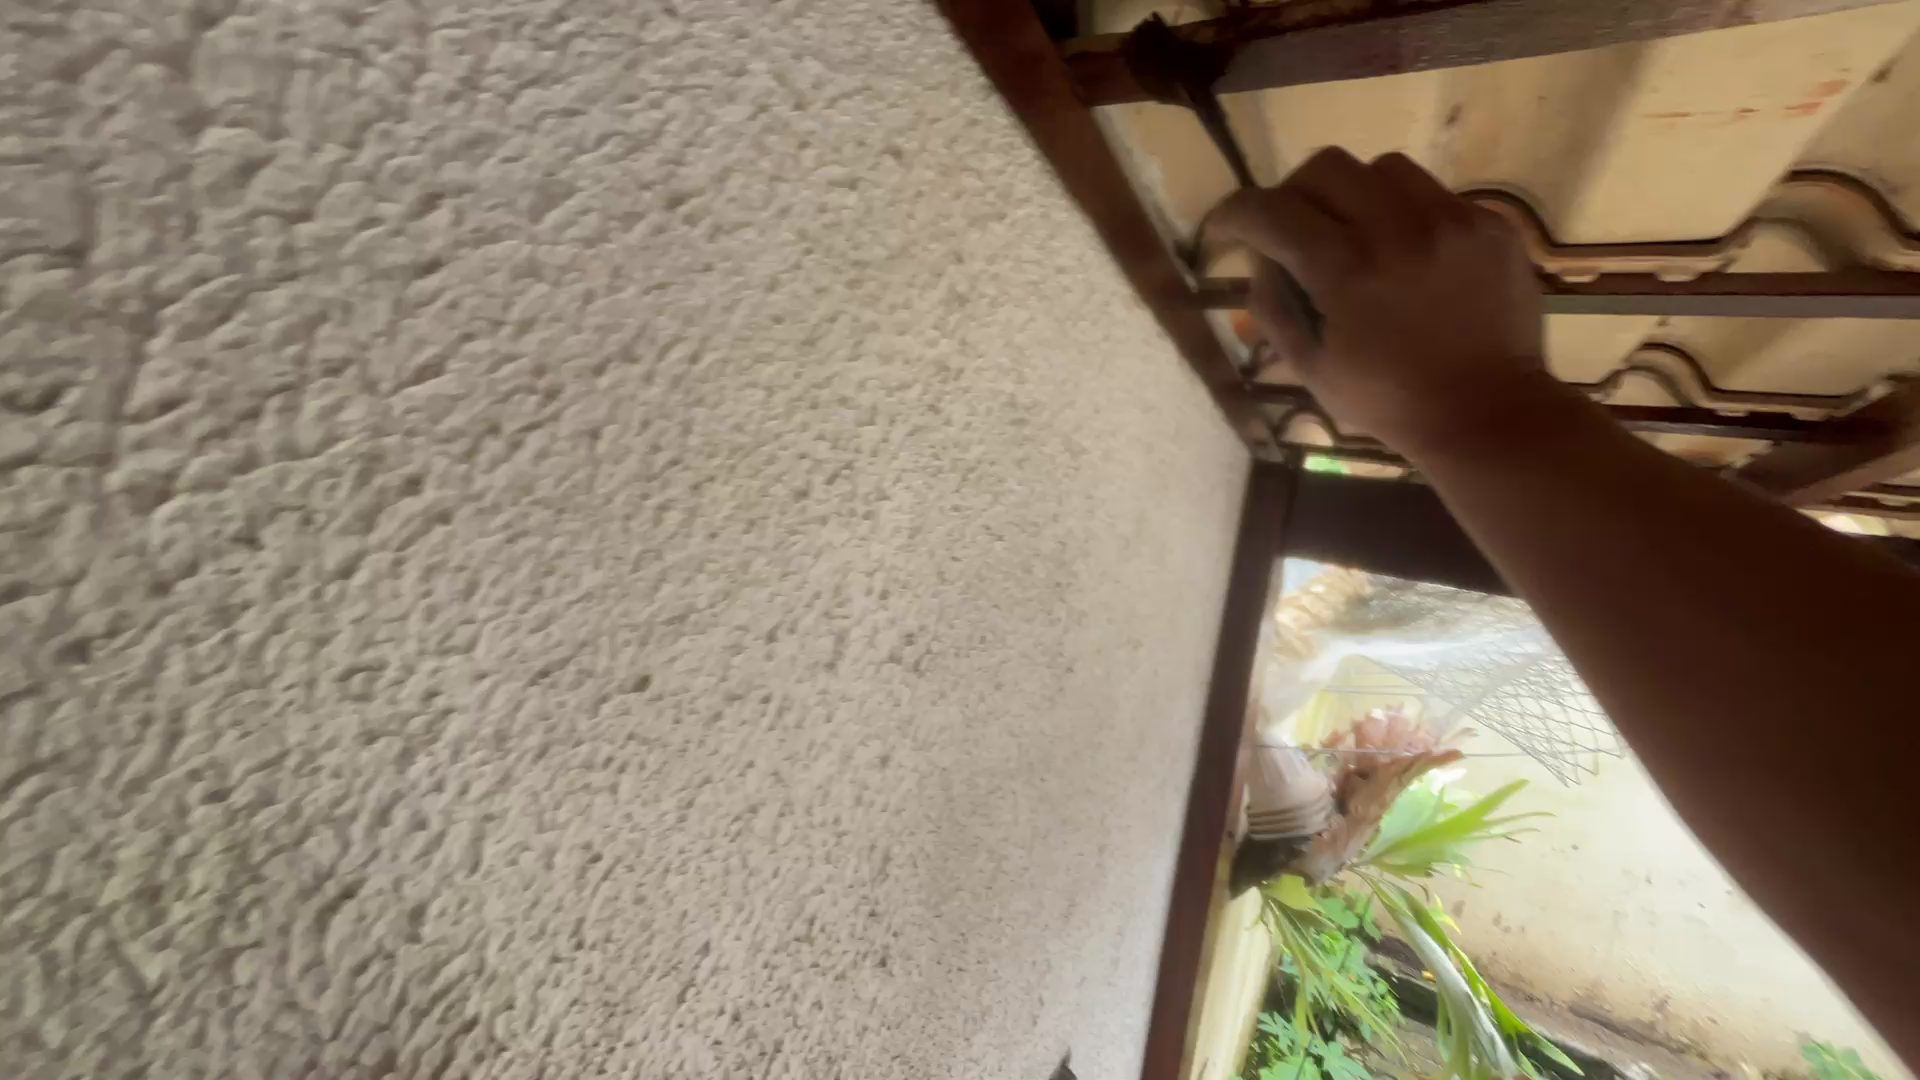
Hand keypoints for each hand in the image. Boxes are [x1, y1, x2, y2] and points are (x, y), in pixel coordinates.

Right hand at [1205, 148, 1553, 458]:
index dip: (1234, 214)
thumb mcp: (1308, 367)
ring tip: (1349, 236)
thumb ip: (1273, 306)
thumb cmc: (1383, 399)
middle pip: (1325, 167)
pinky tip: (1401, 256)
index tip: (1224, 229)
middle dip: (1291, 194)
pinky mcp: (1488, 224)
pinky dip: (1399, 214)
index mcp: (1347, 272)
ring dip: (1349, 195)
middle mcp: (1399, 230)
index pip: (1272, 212)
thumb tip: (1261, 258)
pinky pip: (1431, 193)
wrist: (1483, 410)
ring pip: (1381, 168)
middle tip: (1288, 231)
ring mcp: (1451, 220)